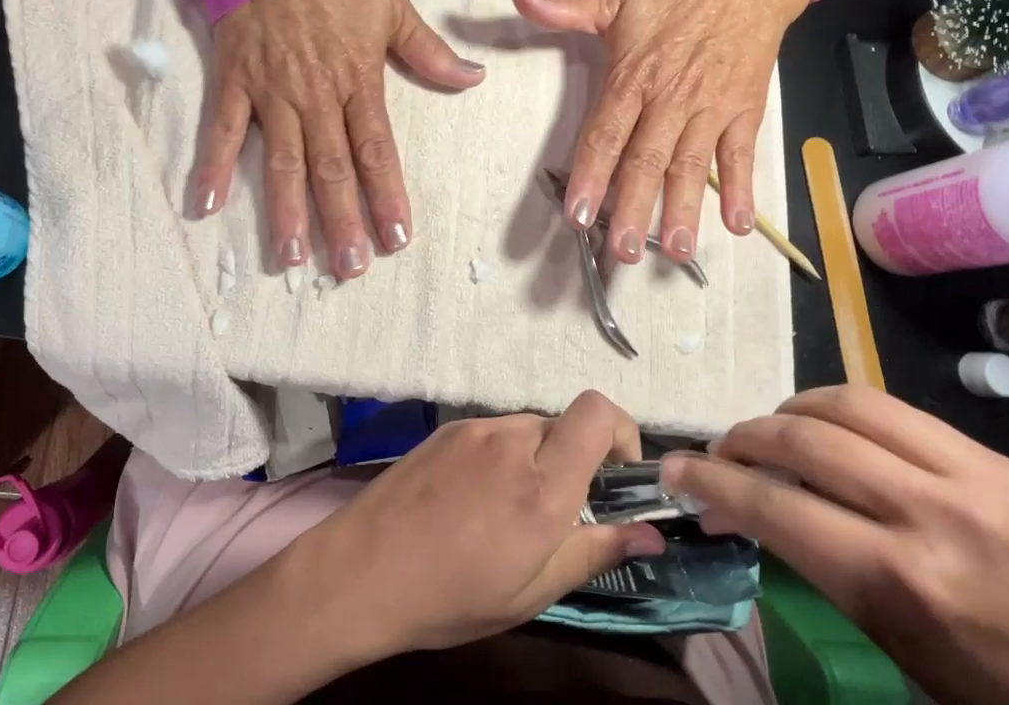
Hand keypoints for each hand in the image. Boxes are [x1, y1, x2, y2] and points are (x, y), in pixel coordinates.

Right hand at [196, 0, 484, 278]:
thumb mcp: (392, 6)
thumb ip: (428, 50)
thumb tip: (473, 79)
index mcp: (357, 80)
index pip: (376, 150)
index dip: (387, 197)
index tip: (396, 239)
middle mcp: (315, 96)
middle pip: (331, 169)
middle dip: (341, 221)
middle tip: (349, 268)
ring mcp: (272, 92)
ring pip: (282, 161)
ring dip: (286, 211)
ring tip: (290, 258)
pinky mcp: (235, 81)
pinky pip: (223, 130)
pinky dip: (213, 166)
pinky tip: (205, 206)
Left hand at [280, 390, 665, 660]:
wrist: (357, 573)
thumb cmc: (449, 596)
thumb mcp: (530, 592)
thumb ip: (594, 552)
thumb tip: (650, 534)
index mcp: (542, 486)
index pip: (599, 413)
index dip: (623, 434)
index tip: (616, 478)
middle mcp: (511, 442)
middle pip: (565, 425)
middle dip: (575, 460)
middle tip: (555, 513)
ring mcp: (472, 431)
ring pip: (527, 430)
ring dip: (534, 460)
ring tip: (504, 513)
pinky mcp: (443, 431)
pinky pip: (491, 434)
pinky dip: (499, 458)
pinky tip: (470, 501)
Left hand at [515, 0, 824, 258]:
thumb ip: (565, 9)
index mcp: (633, 76)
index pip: (606, 134)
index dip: (591, 176)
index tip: (579, 215)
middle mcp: (670, 98)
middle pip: (647, 160)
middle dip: (634, 208)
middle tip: (621, 252)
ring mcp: (710, 106)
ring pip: (693, 166)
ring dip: (684, 210)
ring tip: (675, 252)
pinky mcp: (745, 109)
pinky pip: (741, 153)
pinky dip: (742, 188)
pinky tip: (737, 225)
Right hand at [661, 386, 1008, 704]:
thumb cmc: (995, 696)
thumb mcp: (890, 648)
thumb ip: (816, 570)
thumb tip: (751, 514)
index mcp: (900, 581)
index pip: (774, 504)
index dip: (711, 482)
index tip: (674, 473)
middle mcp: (930, 514)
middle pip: (803, 439)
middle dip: (741, 439)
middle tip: (716, 454)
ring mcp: (971, 476)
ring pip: (847, 403)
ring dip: (788, 411)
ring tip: (768, 434)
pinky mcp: (996, 460)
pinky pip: (896, 410)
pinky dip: (841, 409)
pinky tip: (828, 429)